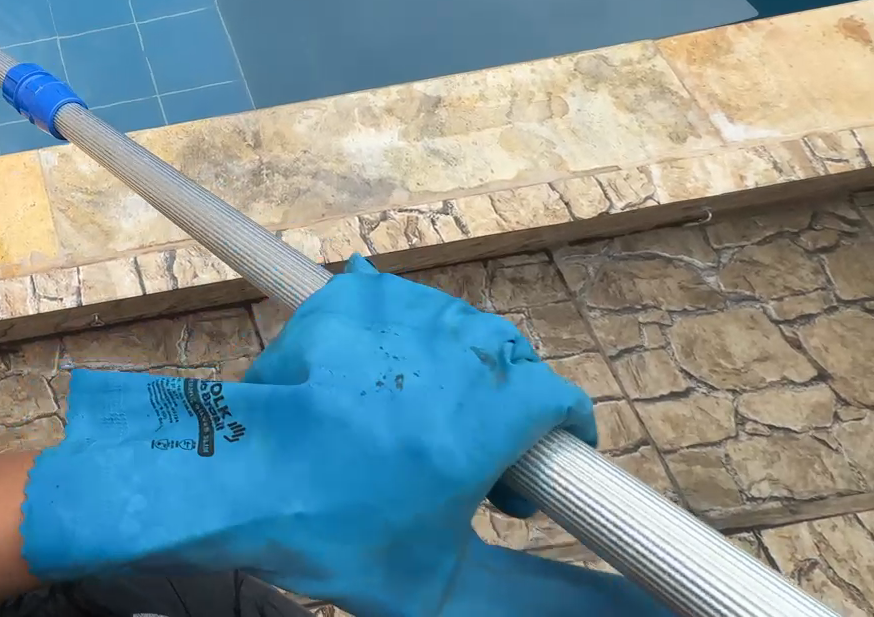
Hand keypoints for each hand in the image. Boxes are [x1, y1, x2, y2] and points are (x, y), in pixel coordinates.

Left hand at [19, 254, 598, 616]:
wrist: (239, 481)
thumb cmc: (333, 538)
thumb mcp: (449, 588)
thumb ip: (547, 601)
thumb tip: (633, 614)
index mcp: (468, 429)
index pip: (555, 397)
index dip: (562, 425)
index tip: (546, 448)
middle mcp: (429, 364)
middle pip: (502, 347)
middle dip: (507, 388)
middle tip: (478, 432)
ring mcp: (374, 326)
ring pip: (445, 315)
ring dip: (451, 351)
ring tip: (424, 396)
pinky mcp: (328, 307)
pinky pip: (379, 290)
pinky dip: (392, 314)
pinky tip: (378, 352)